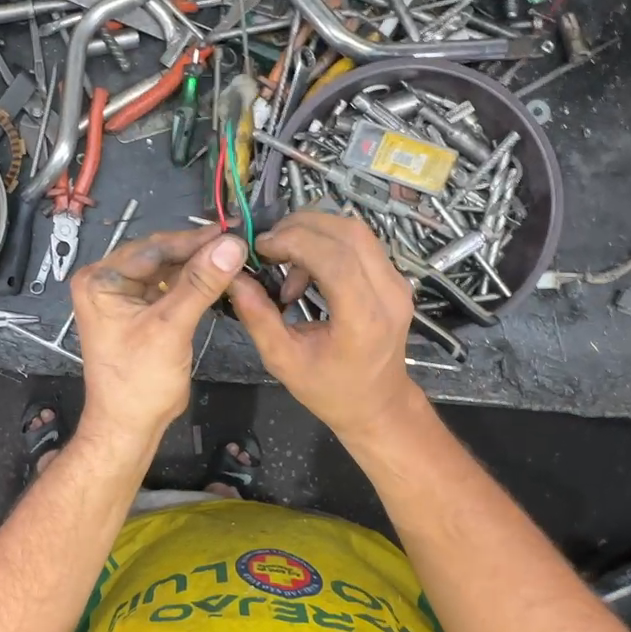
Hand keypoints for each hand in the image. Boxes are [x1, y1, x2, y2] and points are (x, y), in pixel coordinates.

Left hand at [71, 227, 247, 437]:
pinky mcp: (138, 312)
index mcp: (100, 280)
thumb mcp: (170, 327)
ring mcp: (122, 297)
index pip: (153, 248)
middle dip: (197, 252)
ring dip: (198, 268)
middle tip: (237, 245)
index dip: (194, 240)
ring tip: (234, 260)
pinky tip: (218, 280)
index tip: (232, 233)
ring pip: (166, 271)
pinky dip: (192, 285)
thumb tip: (231, 245)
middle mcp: (106, 282)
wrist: (128, 426)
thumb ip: (200, 284)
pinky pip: (168, 288)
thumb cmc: (139, 381)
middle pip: (159, 256)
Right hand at [226, 211, 424, 439]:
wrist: (377, 403)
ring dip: (313, 233)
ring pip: (356, 231)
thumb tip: (232, 277)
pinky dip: (326, 244)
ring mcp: (397, 282)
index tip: (261, 247)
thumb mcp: (283, 361)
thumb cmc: (330, 390)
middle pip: (349, 233)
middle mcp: (389, 294)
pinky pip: (359, 244)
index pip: (335, 259)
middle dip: (301, 227)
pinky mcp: (394, 277)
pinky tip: (304, 270)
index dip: (295, 241)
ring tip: (284, 261)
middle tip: (267, 246)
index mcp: (364, 319)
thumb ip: (258, 317)